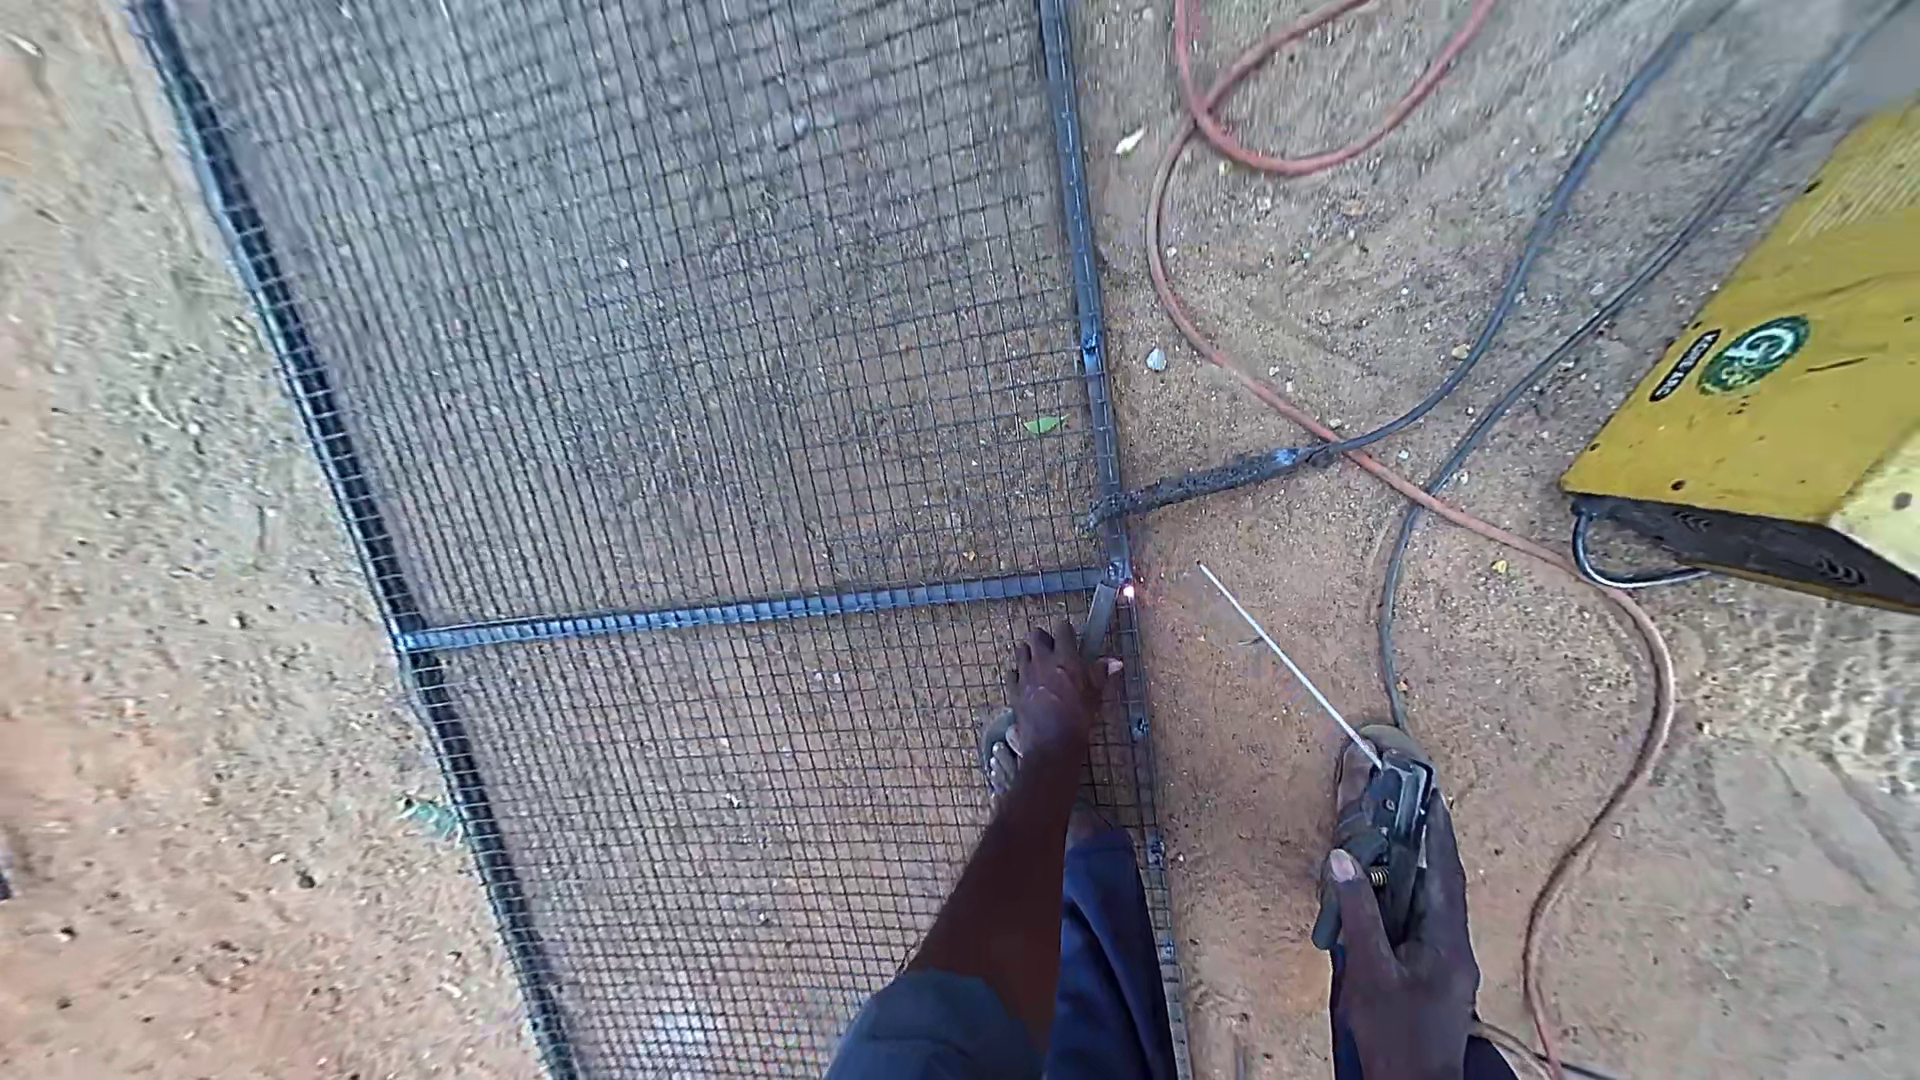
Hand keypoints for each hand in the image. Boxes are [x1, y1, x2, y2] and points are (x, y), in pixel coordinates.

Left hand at [1009, 619, 1118, 757]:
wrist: (1052, 744)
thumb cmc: (1079, 719)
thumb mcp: (1094, 696)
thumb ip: (1101, 674)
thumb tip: (1115, 661)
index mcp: (1065, 658)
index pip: (1062, 629)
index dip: (1065, 631)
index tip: (1069, 638)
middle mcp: (1042, 660)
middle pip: (1036, 635)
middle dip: (1043, 639)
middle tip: (1052, 650)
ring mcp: (1025, 674)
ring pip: (1020, 650)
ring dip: (1028, 653)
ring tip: (1037, 664)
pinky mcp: (1013, 689)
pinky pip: (1012, 673)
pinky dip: (1018, 675)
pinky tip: (1026, 683)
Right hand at [1328, 796, 1479, 1079]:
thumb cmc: (1394, 1031)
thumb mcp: (1372, 971)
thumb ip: (1358, 913)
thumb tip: (1342, 857)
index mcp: (1447, 942)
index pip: (1445, 874)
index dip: (1439, 833)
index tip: (1432, 795)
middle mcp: (1451, 943)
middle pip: (1442, 880)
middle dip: (1429, 839)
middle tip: (1409, 800)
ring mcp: (1442, 955)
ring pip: (1429, 896)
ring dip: (1414, 860)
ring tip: (1394, 824)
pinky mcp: (1427, 964)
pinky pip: (1415, 912)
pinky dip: (1401, 884)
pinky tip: (1381, 875)